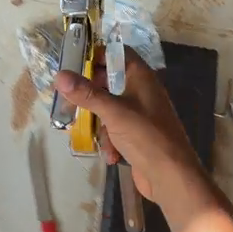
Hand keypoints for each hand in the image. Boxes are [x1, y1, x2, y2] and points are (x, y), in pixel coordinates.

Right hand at [53, 53, 211, 212]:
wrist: (172, 177)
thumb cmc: (146, 136)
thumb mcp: (113, 112)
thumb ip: (86, 94)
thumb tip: (60, 76)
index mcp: (141, 77)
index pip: (118, 53)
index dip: (97, 56)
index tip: (74, 66)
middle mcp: (142, 91)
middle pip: (110, 82)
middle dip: (91, 96)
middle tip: (72, 103)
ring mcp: (140, 114)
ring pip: (110, 109)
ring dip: (101, 125)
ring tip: (98, 138)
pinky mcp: (138, 135)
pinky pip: (116, 129)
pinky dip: (111, 141)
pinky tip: (112, 156)